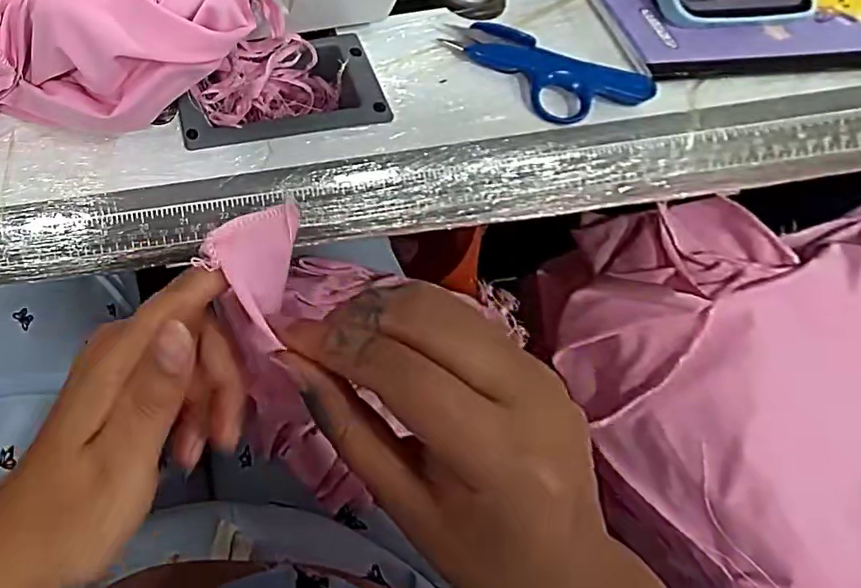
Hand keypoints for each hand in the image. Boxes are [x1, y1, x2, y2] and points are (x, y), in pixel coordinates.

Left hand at [0, 268, 239, 587]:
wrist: (25, 549)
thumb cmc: (72, 513)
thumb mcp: (123, 457)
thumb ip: (156, 390)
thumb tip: (183, 326)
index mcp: (117, 354)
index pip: (178, 299)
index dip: (220, 287)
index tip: (261, 302)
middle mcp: (117, 348)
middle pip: (190, 330)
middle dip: (219, 376)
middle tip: (225, 433)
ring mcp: (118, 368)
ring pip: (186, 358)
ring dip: (206, 401)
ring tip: (199, 452)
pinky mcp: (121, 391)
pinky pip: (170, 381)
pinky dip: (188, 412)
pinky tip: (183, 450)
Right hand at [278, 282, 659, 587]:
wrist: (571, 568)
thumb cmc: (479, 552)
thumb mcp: (401, 504)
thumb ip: (342, 425)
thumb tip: (291, 361)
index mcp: (499, 456)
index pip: (402, 371)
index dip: (337, 345)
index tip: (290, 336)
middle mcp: (528, 397)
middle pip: (421, 317)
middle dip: (355, 316)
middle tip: (317, 336)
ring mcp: (537, 368)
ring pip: (437, 300)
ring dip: (379, 304)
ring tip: (346, 332)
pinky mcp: (534, 354)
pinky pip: (455, 310)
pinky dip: (407, 310)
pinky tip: (384, 333)